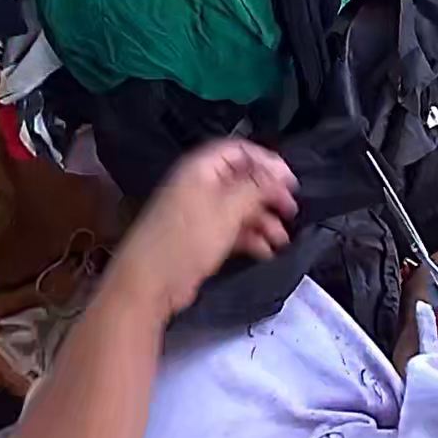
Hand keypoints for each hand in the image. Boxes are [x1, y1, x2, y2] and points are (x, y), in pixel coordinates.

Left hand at [102, 139, 297, 321]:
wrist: (148, 285)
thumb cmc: (185, 241)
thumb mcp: (229, 208)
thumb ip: (258, 186)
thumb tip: (280, 172)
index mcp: (201, 168)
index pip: (241, 151)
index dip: (267, 162)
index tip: (289, 180)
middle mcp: (201, 185)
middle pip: (244, 180)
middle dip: (270, 195)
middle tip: (290, 209)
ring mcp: (201, 212)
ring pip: (242, 207)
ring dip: (264, 220)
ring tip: (282, 238)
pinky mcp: (202, 237)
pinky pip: (234, 228)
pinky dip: (252, 236)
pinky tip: (267, 250)